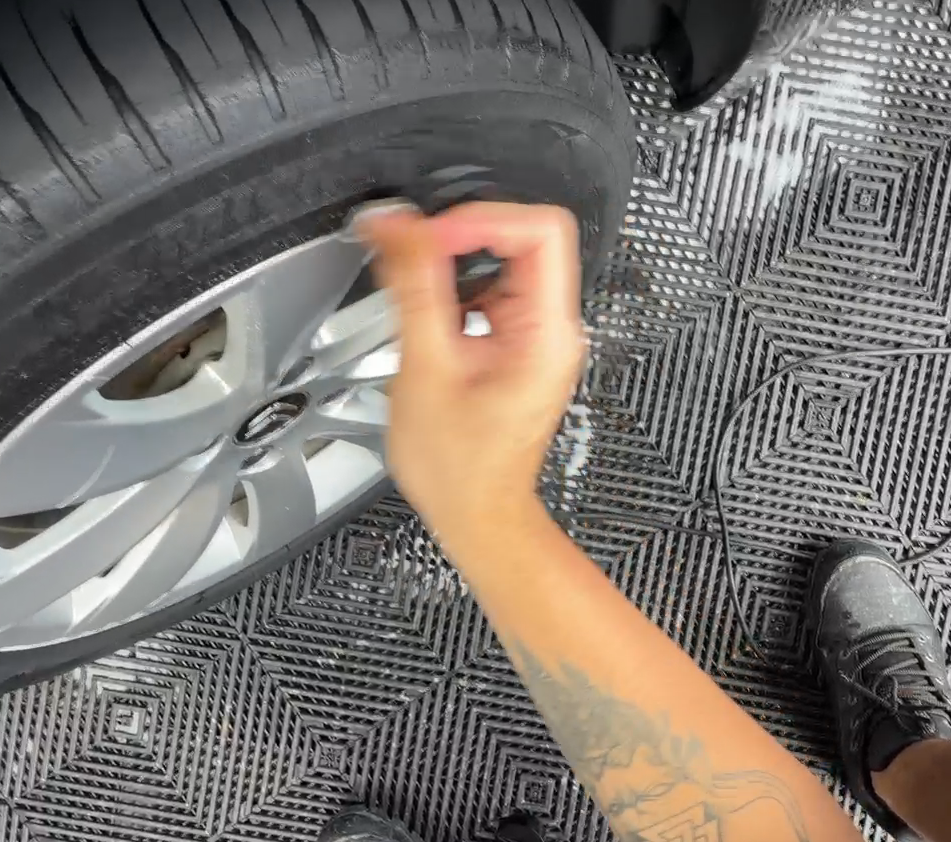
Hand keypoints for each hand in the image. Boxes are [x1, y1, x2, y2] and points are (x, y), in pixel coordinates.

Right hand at [355, 201, 584, 546]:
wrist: (475, 511)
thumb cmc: (461, 467)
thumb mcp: (426, 369)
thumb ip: (412, 288)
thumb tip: (396, 226)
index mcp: (547, 333)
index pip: (539, 228)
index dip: (479, 220)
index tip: (431, 239)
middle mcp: (554, 332)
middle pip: (522, 239)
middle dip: (462, 240)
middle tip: (416, 260)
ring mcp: (540, 341)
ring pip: (505, 265)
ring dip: (456, 270)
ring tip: (420, 302)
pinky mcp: (521, 350)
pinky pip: (495, 296)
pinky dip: (458, 296)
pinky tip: (433, 325)